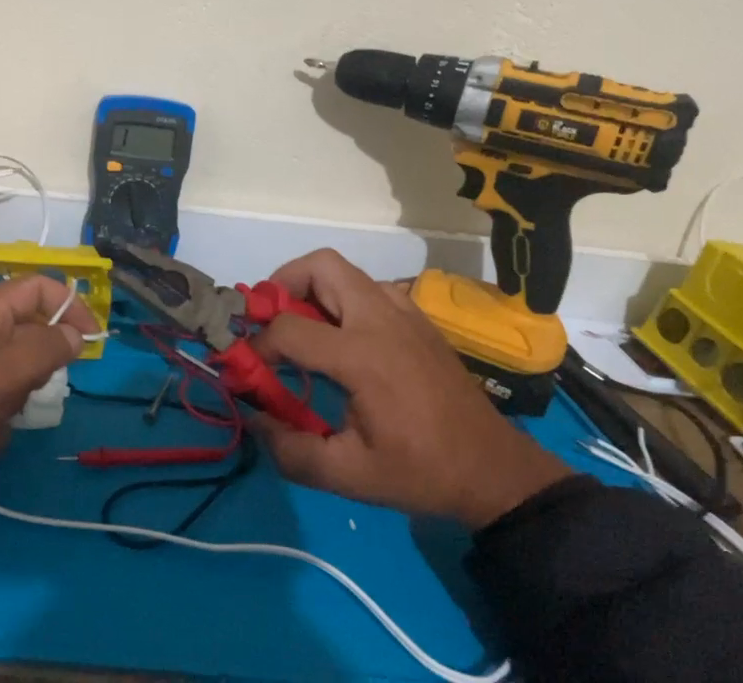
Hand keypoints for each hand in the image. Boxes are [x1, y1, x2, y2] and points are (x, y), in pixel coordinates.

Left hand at [0, 276, 99, 492]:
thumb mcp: (5, 372)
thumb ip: (47, 348)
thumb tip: (76, 335)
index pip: (41, 288)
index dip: (71, 306)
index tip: (92, 342)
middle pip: (33, 334)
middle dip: (39, 368)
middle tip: (29, 388)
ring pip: (18, 373)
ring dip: (17, 400)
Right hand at [247, 250, 571, 528]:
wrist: (493, 469)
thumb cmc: (420, 471)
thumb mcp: (348, 476)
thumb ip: (291, 450)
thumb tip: (254, 419)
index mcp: (362, 356)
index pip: (289, 327)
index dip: (258, 346)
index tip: (248, 370)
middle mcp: (381, 320)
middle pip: (320, 266)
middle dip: (282, 284)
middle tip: (269, 320)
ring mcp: (404, 314)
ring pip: (346, 271)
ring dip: (314, 288)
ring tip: (301, 329)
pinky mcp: (418, 320)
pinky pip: (370, 288)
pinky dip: (343, 299)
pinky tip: (341, 340)